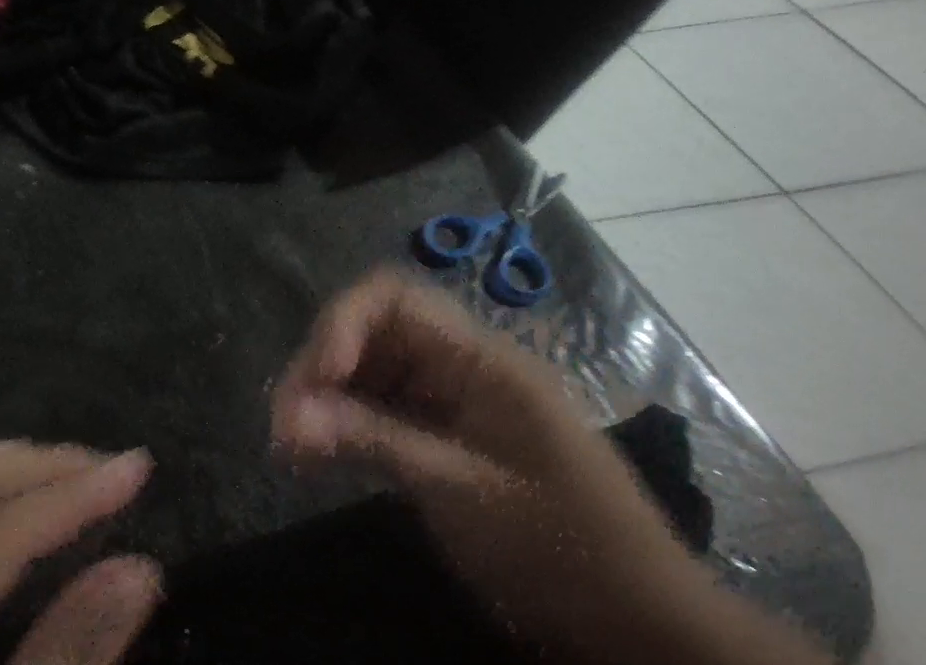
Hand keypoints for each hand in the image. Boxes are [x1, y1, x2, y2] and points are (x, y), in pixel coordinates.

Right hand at [270, 269, 832, 664]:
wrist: (643, 626)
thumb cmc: (561, 547)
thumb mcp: (459, 491)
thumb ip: (370, 440)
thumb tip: (287, 416)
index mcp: (483, 362)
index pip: (393, 299)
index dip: (341, 323)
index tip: (316, 377)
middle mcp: (464, 369)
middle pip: (371, 336)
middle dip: (319, 372)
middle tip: (283, 428)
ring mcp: (454, 404)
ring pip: (369, 374)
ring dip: (324, 402)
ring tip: (291, 450)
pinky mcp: (446, 438)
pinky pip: (381, 413)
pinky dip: (344, 429)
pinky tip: (315, 458)